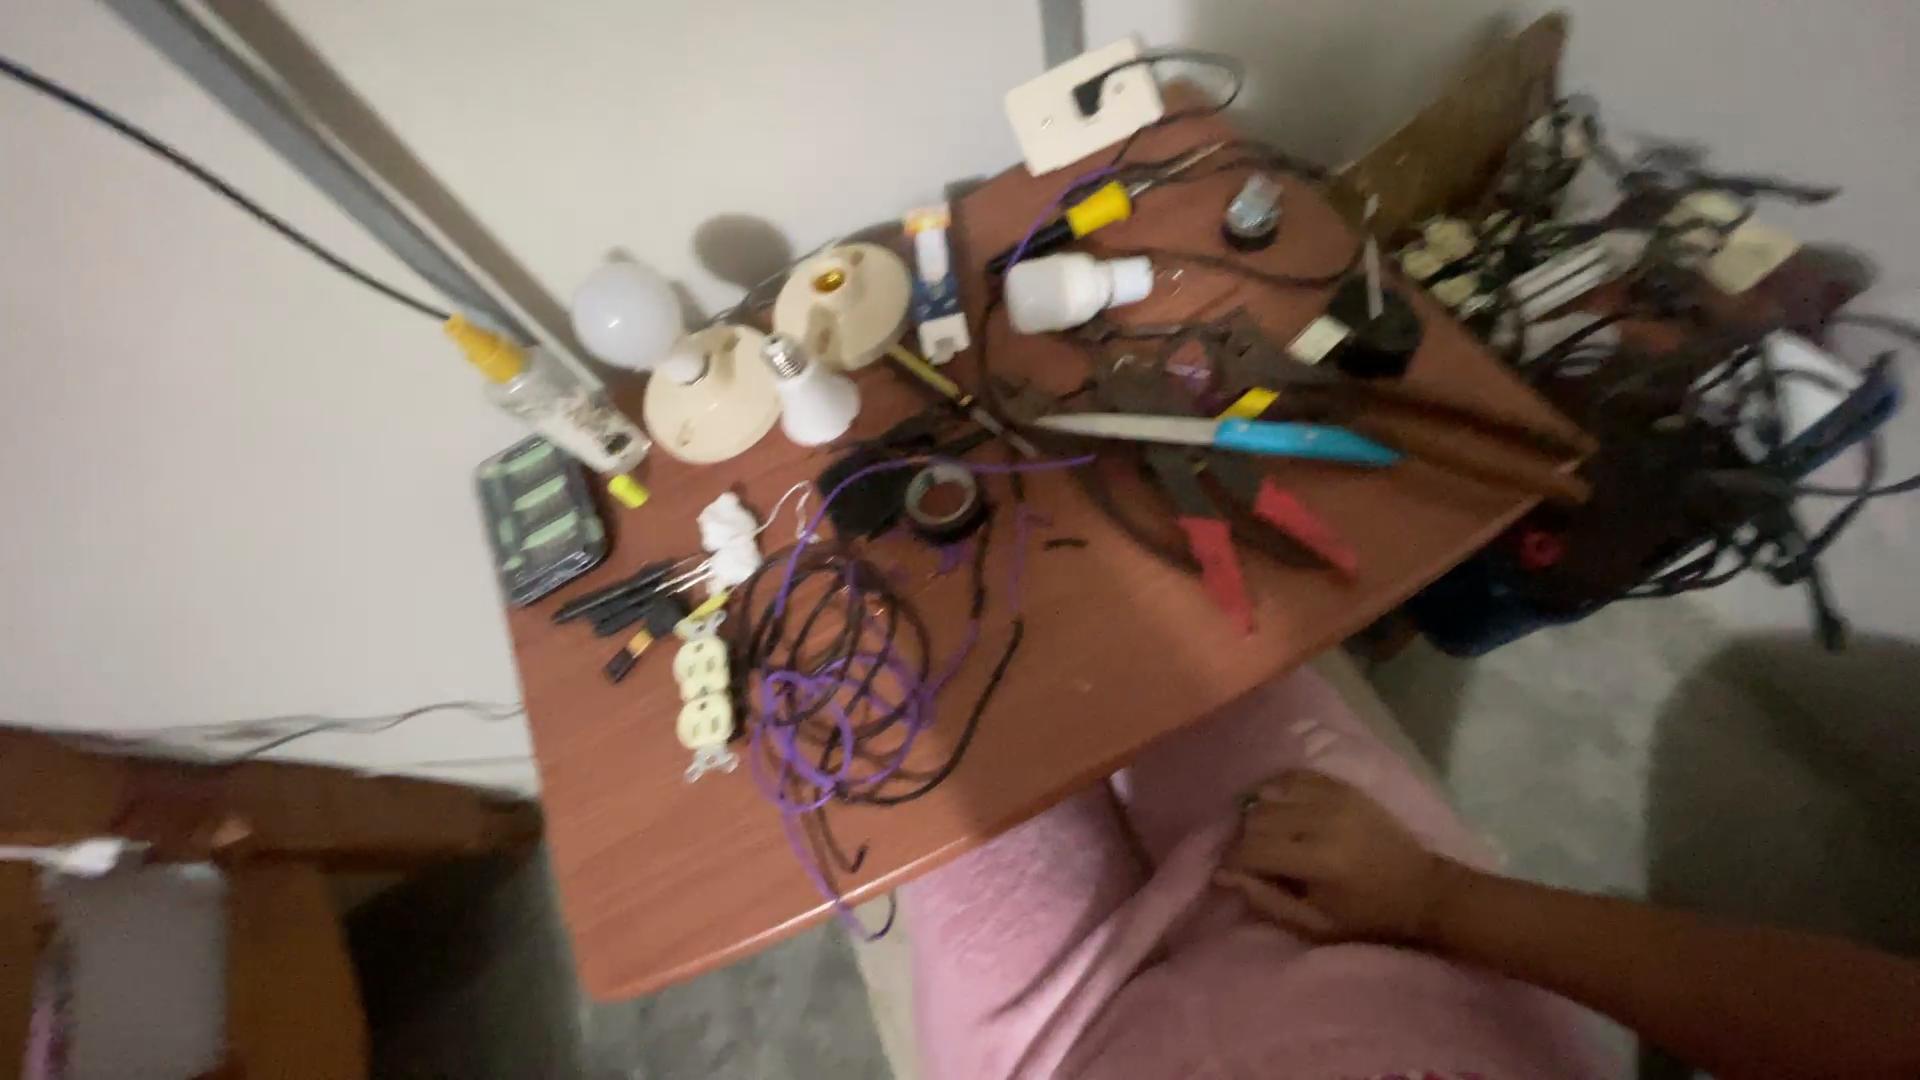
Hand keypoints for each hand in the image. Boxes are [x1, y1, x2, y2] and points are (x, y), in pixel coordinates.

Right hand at [1216, 769, 1465, 944]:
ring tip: (1267, 834)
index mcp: (1319, 860)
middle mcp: (1322, 820)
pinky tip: (1278, 807)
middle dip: (1244, 840)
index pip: (1252, 848)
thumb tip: (1223, 873)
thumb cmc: (1368, 916)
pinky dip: (1275, 790)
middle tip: (1252, 858)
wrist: (1424, 888)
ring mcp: (1332, 796)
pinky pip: (1289, 776)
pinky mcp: (1339, 784)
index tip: (1230, 872)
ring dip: (1258, 816)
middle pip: (1255, 818)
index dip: (1233, 861)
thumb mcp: (1316, 925)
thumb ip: (1266, 900)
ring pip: (1267, 795)